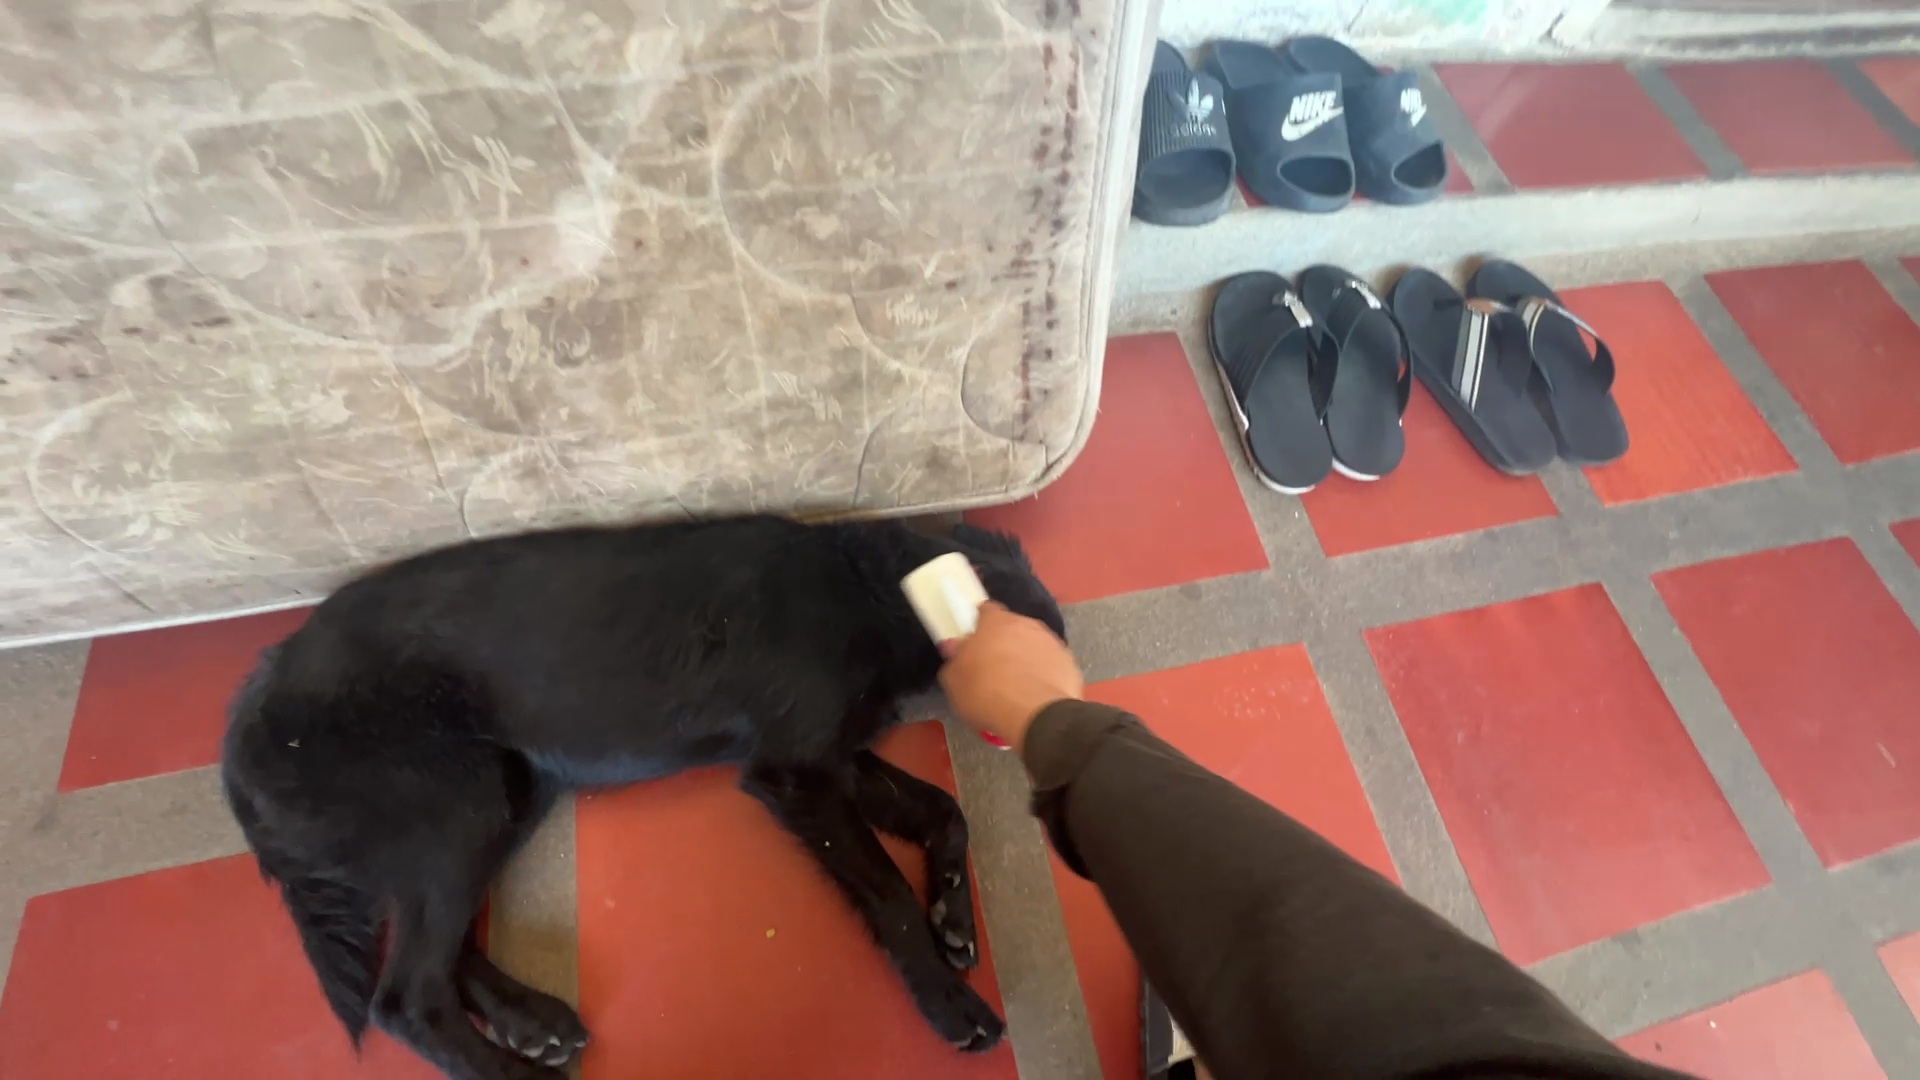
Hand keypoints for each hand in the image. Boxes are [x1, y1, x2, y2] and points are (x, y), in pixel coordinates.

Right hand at [938, 602, 1082, 752]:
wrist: (1036, 714)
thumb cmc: (987, 693)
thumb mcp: (955, 681)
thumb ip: (955, 659)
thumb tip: (955, 648)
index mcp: (995, 622)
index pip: (986, 610)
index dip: (980, 623)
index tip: (975, 638)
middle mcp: (1025, 624)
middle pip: (1012, 627)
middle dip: (1003, 642)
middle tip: (993, 666)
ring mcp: (1050, 642)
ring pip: (1033, 644)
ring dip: (1025, 657)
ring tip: (1016, 684)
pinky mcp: (1069, 662)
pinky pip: (1051, 663)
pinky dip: (1044, 673)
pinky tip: (1035, 693)